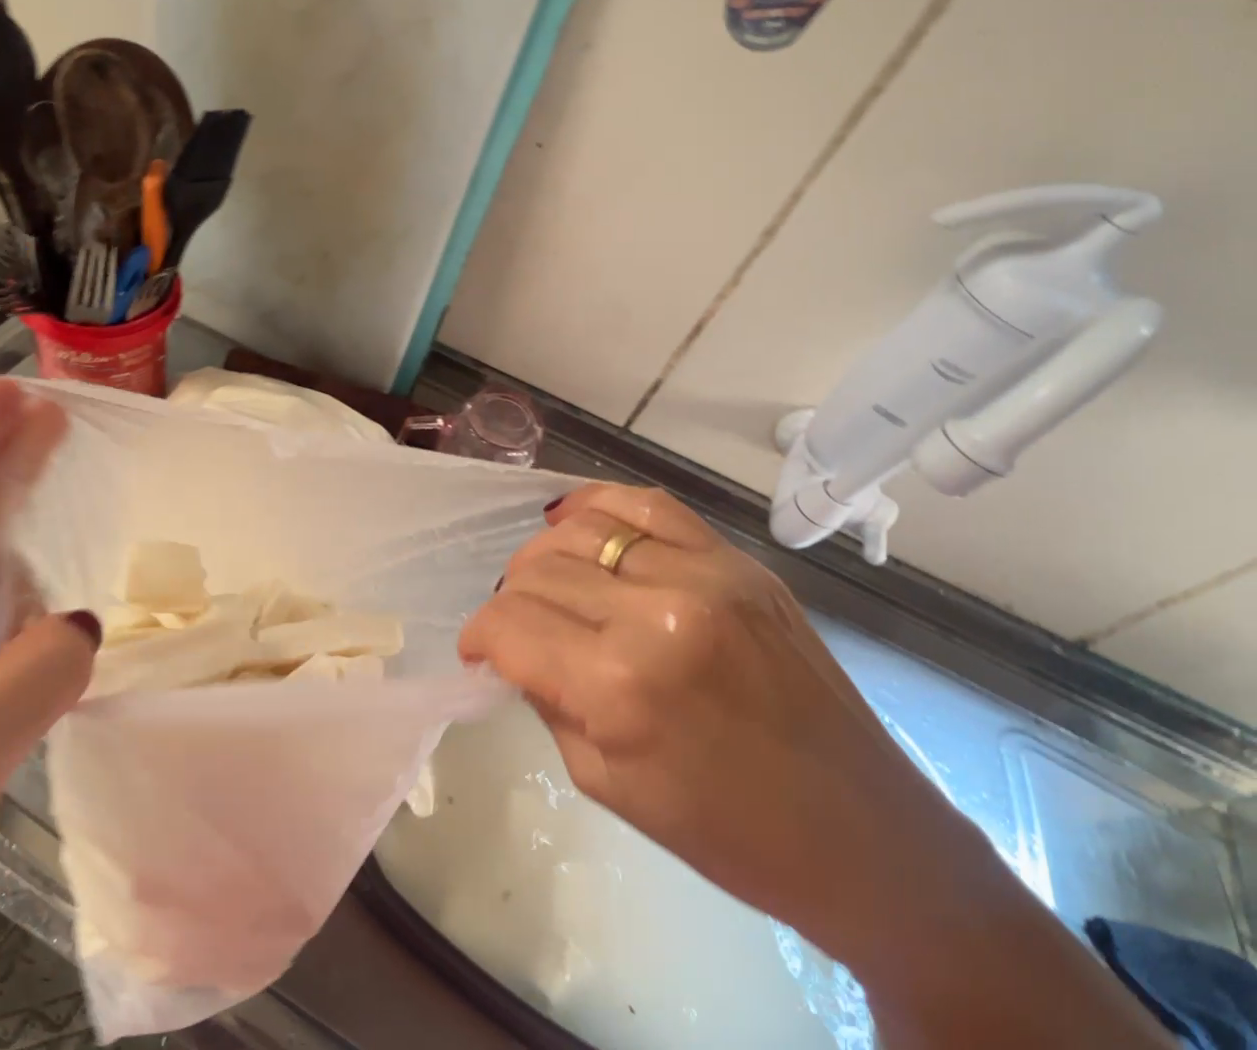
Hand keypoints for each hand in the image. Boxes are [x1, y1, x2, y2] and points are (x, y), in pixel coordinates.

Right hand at [461, 483, 1171, 1047]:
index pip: (507, 625)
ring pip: (583, 530)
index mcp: (618, 685)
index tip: (480, 656)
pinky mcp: (743, 564)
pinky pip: (650, 507)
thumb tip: (518, 651)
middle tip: (520, 635)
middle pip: (538, 571)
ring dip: (546, 559)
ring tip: (551, 590)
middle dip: (511, 602)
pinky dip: (600, 508)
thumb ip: (550, 700)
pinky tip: (579, 526)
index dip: (479, 638)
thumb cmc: (725, 833)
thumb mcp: (604, 782)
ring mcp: (708, 576)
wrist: (862, 834)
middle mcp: (657, 613)